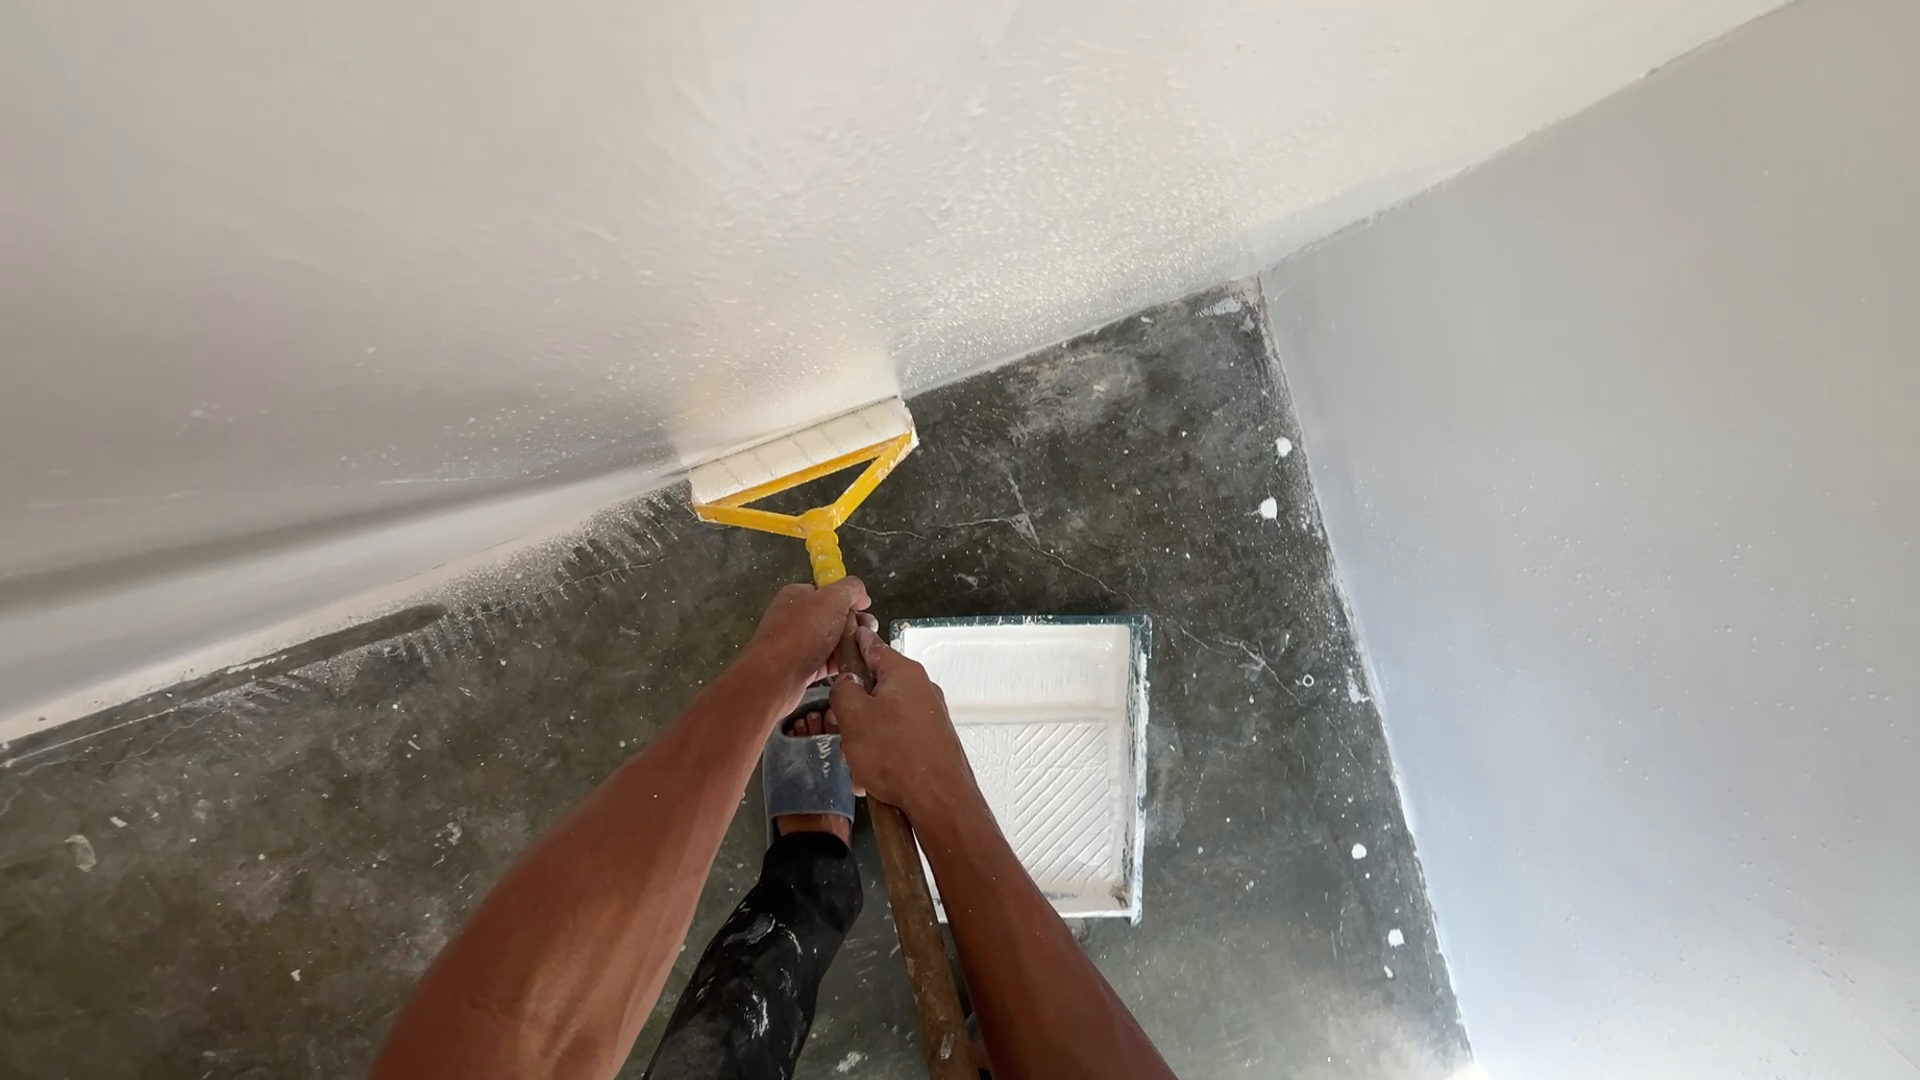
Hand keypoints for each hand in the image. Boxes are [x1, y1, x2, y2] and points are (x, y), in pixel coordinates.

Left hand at [742, 578, 872, 694]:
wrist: (775, 677)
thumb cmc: (802, 633)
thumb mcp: (832, 600)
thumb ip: (851, 589)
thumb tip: (862, 595)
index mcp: (798, 596)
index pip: (830, 592)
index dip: (850, 600)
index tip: (865, 610)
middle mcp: (796, 617)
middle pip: (834, 617)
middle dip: (854, 625)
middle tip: (868, 633)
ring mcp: (798, 644)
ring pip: (833, 641)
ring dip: (851, 646)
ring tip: (865, 652)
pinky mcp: (802, 668)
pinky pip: (828, 662)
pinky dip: (842, 663)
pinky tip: (856, 666)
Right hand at [829, 627, 981, 824]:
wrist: (939, 798)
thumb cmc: (893, 753)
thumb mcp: (854, 717)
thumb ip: (844, 690)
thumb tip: (849, 679)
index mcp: (904, 673)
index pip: (873, 645)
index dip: (854, 641)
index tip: (844, 635)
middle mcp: (921, 687)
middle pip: (877, 687)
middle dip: (855, 709)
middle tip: (842, 730)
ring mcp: (931, 714)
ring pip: (885, 717)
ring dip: (867, 738)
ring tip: (858, 766)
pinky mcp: (934, 739)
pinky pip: (899, 739)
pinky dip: (884, 754)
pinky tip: (872, 779)